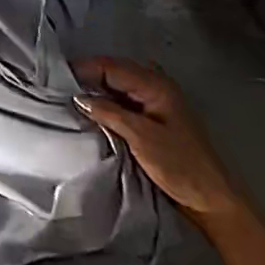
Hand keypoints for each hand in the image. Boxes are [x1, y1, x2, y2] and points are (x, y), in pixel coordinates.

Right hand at [72, 56, 244, 220]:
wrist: (210, 198)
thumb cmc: (179, 165)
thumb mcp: (142, 138)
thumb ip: (110, 113)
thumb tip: (79, 97)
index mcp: (155, 85)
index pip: (113, 66)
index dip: (85, 67)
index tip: (55, 74)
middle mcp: (155, 86)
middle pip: (115, 72)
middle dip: (87, 75)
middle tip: (56, 83)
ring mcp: (154, 103)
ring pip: (118, 86)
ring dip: (95, 88)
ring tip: (66, 95)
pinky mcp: (152, 119)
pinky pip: (123, 101)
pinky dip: (105, 102)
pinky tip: (90, 110)